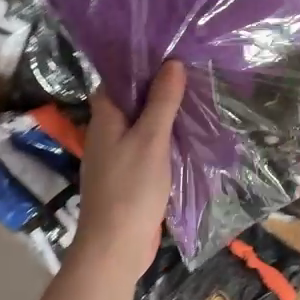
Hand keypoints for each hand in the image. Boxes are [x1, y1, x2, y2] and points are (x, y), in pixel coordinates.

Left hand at [73, 61, 184, 272]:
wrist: (115, 248)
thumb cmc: (131, 189)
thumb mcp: (152, 139)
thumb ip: (162, 102)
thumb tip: (172, 63)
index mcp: (105, 120)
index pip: (116, 81)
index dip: (138, 65)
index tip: (167, 51)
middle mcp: (106, 135)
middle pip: (130, 102)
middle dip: (156, 88)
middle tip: (190, 70)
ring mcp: (116, 158)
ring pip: (140, 125)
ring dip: (162, 114)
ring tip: (194, 98)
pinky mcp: (128, 178)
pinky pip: (146, 147)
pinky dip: (163, 138)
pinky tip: (185, 137)